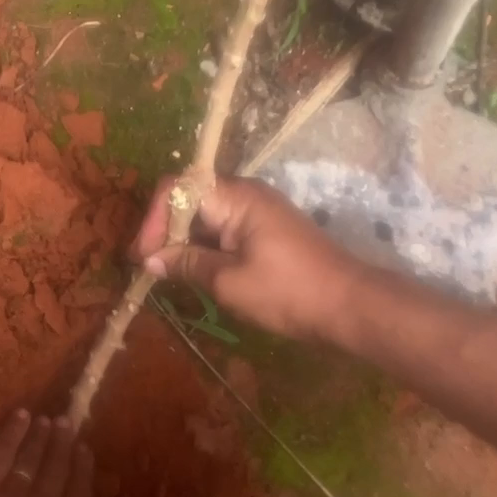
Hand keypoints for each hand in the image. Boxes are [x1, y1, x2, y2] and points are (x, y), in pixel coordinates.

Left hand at [0, 412, 100, 496]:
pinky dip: (10, 433)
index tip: (85, 448)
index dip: (83, 467)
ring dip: (40, 435)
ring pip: (30, 456)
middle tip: (67, 421)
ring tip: (47, 418)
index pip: (80, 491)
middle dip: (63, 443)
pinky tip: (20, 416)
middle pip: (57, 468)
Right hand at [132, 176, 361, 340]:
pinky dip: (203, 246)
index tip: (143, 257)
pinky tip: (194, 270)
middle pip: (188, 199)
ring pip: (205, 215)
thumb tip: (150, 261)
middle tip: (148, 265)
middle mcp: (244, 194)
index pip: (177, 190)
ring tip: (165, 271)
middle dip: (164, 230)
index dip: (153, 220)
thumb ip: (187, 265)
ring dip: (182, 240)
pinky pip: (223, 228)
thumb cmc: (290, 293)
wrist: (353, 307)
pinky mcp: (265, 229)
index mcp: (235, 197)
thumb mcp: (229, 283)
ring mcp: (257, 210)